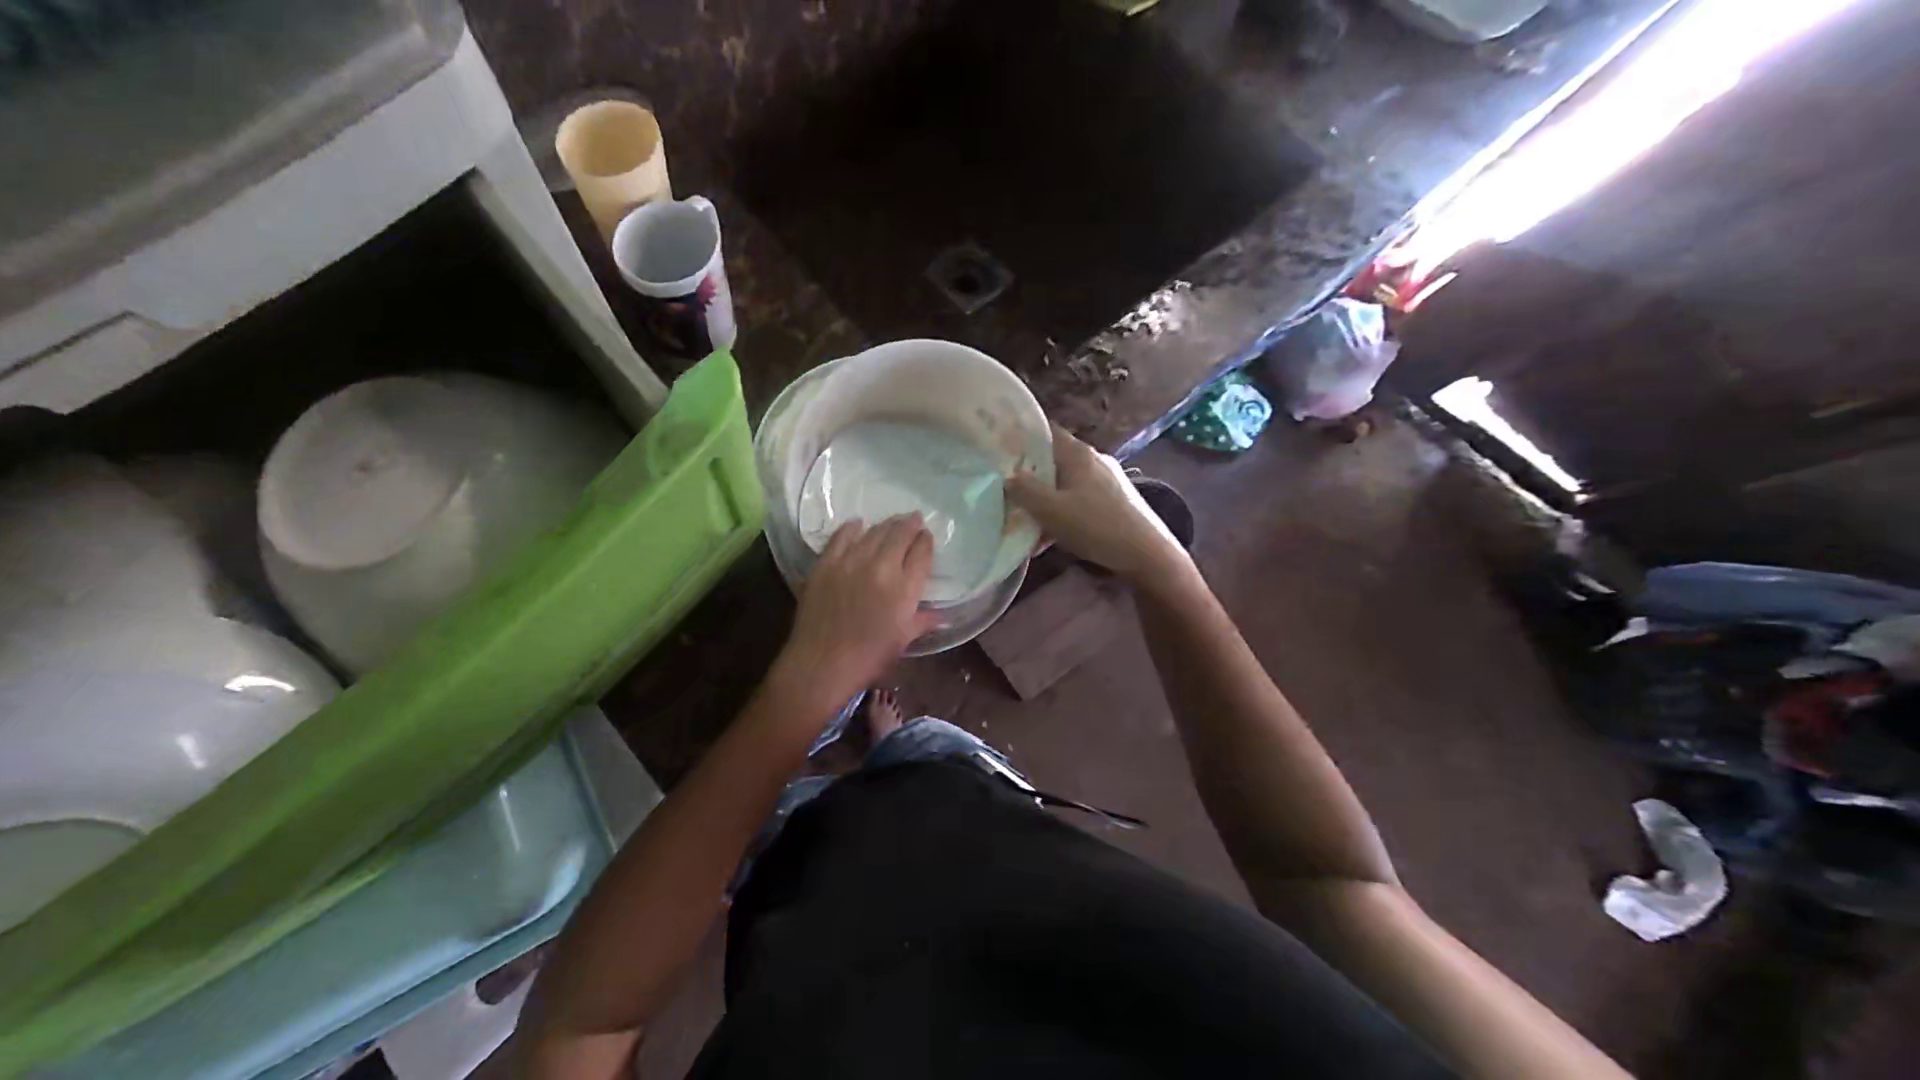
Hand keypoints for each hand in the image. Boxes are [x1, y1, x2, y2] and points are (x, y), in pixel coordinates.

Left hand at [776, 514, 936, 709]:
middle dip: (909, 525)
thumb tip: (943, 617)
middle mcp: (881, 567)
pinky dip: (852, 528)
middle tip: (913, 518)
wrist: (822, 664)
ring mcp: (851, 562)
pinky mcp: (826, 564)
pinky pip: (841, 537)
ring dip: (885, 525)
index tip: (926, 536)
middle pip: (899, 535)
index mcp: (905, 588)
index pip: (921, 553)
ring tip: (892, 522)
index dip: (926, 541)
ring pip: (873, 532)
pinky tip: (857, 524)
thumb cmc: (868, 658)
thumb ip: (923, 621)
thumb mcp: (903, 641)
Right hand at [1006, 424, 1193, 589]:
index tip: (998, 446)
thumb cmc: (1095, 525)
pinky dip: (1061, 516)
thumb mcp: (1051, 510)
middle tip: (1004, 489)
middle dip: (1028, 475)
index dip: (1021, 434)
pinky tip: (1048, 541)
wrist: (1147, 554)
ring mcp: (1106, 481)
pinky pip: (1078, 502)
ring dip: (1043, 502)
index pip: (1045, 430)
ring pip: (1065, 484)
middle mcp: (1093, 460)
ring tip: (1024, 523)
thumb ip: (1025, 490)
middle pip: (1053, 460)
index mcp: (1077, 453)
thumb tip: (1008, 476)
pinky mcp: (1115, 502)